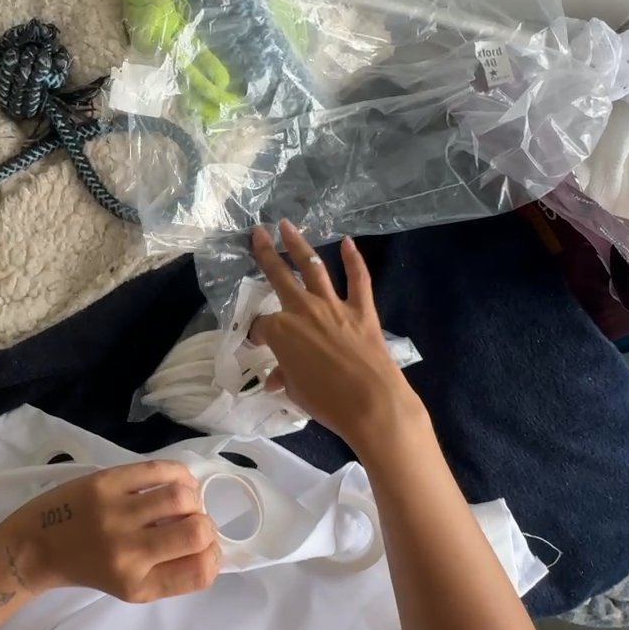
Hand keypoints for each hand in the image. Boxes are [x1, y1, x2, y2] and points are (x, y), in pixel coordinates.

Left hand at [0, 461, 220, 602]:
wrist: (36, 546)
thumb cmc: (88, 566)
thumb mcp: (130, 586)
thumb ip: (169, 570)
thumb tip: (210, 539)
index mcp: (138, 585)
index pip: (200, 572)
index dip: (214, 555)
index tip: (205, 547)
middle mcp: (129, 552)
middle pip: (197, 532)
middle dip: (206, 524)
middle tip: (193, 521)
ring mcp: (116, 514)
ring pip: (181, 497)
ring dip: (192, 497)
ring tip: (183, 499)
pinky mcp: (106, 483)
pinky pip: (158, 469)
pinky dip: (178, 473)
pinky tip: (175, 480)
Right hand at [249, 219, 423, 449]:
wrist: (371, 403)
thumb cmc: (326, 401)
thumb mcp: (295, 391)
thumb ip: (284, 376)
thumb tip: (276, 378)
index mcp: (280, 331)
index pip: (260, 325)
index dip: (257, 334)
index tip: (259, 344)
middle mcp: (302, 309)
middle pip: (278, 276)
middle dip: (265, 252)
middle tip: (257, 232)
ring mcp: (333, 306)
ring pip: (312, 267)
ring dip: (298, 244)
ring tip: (287, 225)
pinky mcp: (361, 310)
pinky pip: (358, 280)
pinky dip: (354, 260)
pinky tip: (348, 243)